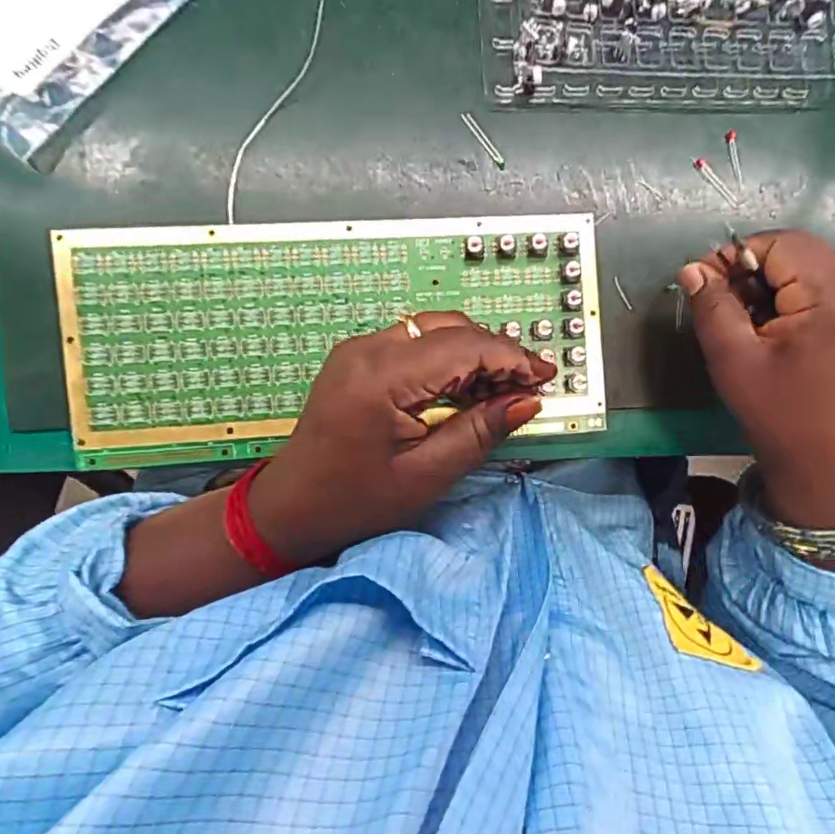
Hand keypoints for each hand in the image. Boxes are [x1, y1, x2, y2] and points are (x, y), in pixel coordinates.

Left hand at [246, 312, 555, 564]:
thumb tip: (525, 401)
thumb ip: (479, 432)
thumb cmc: (351, 501)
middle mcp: (366, 349)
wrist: (291, 506)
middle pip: (449, 327)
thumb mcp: (425, 475)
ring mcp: (357, 350)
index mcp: (381, 376)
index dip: (511, 358)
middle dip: (494, 353)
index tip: (542, 378)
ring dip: (470, 354)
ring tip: (497, 393)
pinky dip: (444, 360)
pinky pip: (412, 344)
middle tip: (523, 389)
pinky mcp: (356, 359)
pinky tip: (461, 390)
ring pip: (432, 330)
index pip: (463, 345)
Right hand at [678, 230, 834, 536]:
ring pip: (816, 272)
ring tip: (747, 321)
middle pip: (802, 254)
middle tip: (721, 302)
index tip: (705, 282)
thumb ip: (712, 305)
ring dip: (775, 286)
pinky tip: (777, 332)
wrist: (825, 465)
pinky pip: (831, 294)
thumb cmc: (776, 413)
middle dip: (755, 270)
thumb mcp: (732, 357)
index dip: (738, 254)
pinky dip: (798, 301)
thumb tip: (692, 269)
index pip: (783, 243)